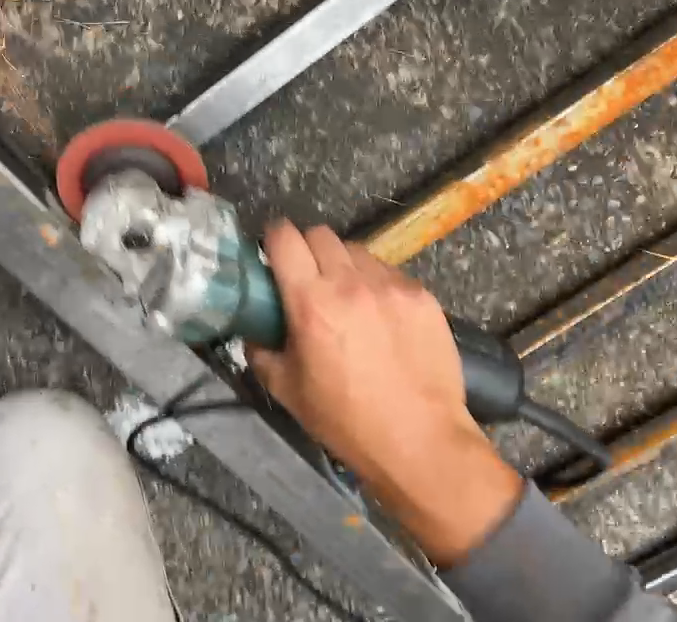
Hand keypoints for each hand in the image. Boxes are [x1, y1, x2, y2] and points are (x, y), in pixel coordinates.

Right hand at [248, 221, 521, 566]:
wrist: (422, 443)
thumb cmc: (346, 420)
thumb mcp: (287, 390)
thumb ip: (260, 350)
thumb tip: (254, 329)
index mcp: (311, 302)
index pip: (284, 237)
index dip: (273, 240)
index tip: (272, 255)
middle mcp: (350, 283)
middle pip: (319, 234)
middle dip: (307, 249)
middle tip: (308, 279)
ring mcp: (391, 286)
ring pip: (355, 250)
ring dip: (343, 265)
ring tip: (347, 298)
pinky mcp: (422, 296)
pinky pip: (388, 273)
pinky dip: (376, 284)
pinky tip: (380, 317)